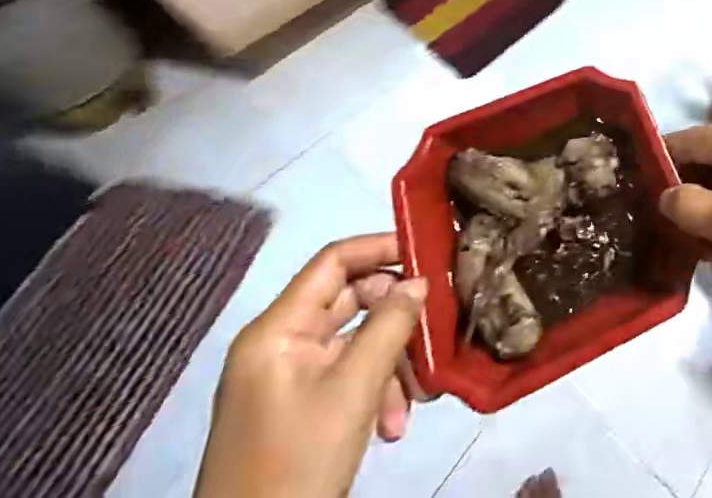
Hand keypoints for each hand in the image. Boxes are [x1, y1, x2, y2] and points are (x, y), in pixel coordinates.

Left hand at [195, 234, 428, 497]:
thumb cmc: (299, 463)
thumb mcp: (353, 390)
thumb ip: (390, 325)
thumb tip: (420, 281)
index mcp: (277, 328)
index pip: (333, 261)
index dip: (380, 248)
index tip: (427, 253)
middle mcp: (278, 343)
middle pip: (348, 303)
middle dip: (395, 320)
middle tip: (434, 333)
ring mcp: (285, 379)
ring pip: (352, 344)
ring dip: (390, 365)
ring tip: (419, 399)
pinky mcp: (295, 410)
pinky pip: (343, 379)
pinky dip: (373, 392)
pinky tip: (392, 427)